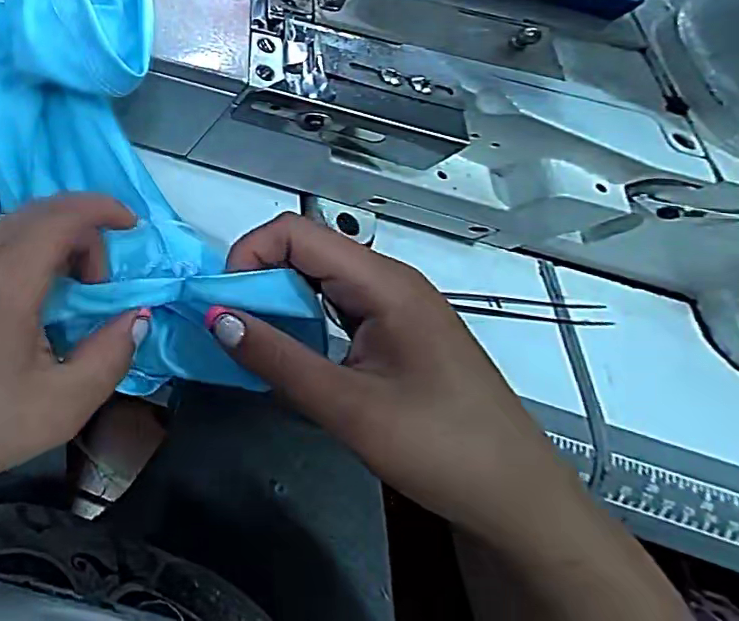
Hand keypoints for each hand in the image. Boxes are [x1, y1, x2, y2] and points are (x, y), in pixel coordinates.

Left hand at [0, 193, 145, 483]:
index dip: (104, 209)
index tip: (132, 227)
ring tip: (68, 284)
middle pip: (46, 208)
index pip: (65, 213)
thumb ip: (111, 354)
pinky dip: (26, 237)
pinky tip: (30, 280)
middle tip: (99, 284)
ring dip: (55, 232)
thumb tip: (138, 315)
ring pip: (20, 215)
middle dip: (85, 229)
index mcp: (9, 274)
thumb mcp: (62, 403)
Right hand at [213, 214, 594, 554]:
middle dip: (257, 277)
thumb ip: (278, 359)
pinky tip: (292, 352)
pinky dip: (301, 317)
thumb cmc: (445, 451)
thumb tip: (216, 318)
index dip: (250, 254)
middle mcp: (388, 280)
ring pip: (316, 276)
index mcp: (384, 283)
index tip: (226, 302)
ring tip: (255, 340)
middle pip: (304, 249)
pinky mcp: (394, 328)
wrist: (521, 506)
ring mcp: (394, 304)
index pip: (295, 232)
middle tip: (232, 325)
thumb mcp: (350, 409)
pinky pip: (333, 302)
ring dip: (277, 299)